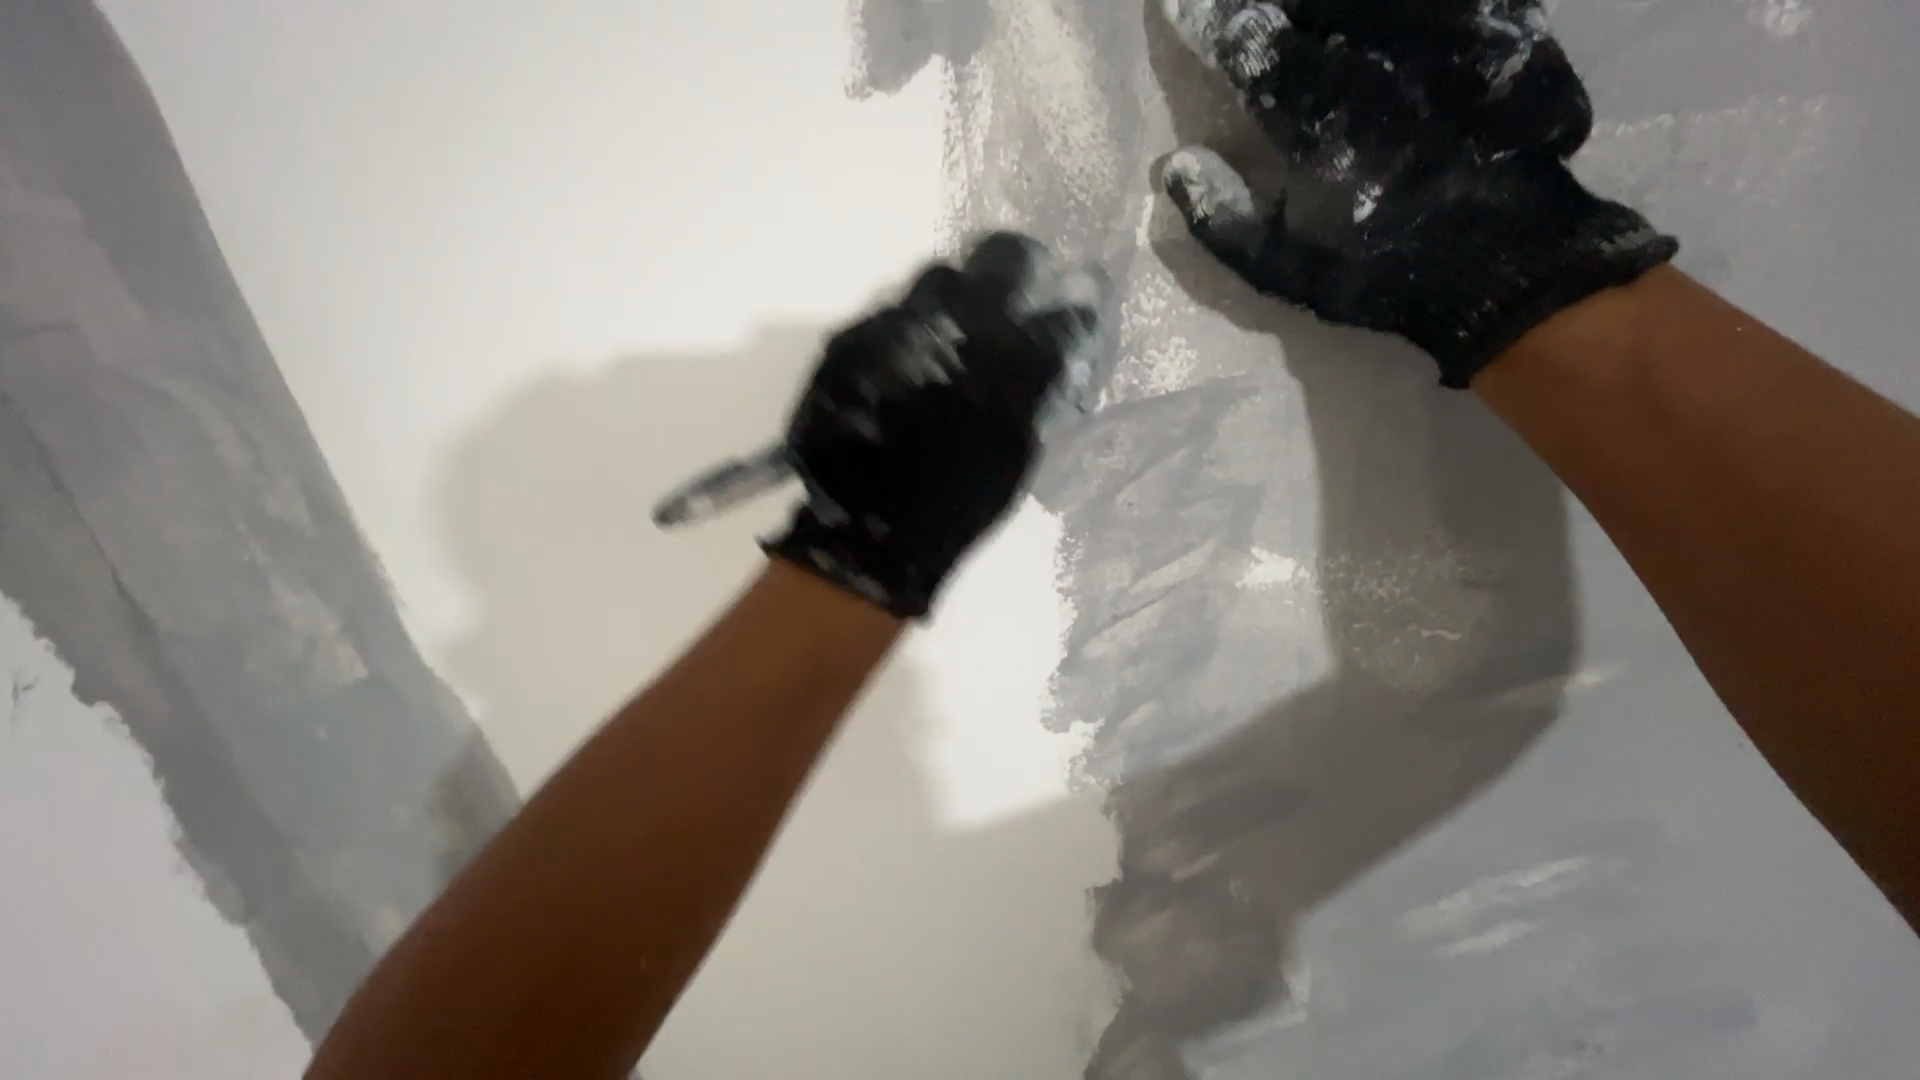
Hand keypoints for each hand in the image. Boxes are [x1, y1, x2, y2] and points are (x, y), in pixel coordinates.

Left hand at [766, 232, 1106, 616]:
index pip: (1070, 308)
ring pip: (940, 274)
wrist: (863, 531)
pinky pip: (890, 310)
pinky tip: (903, 361)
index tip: (1077, 309)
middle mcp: (962, 324)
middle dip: (1020, 267)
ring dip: (956, 296)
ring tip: (951, 332)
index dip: (1080, 304)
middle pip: (1004, 254)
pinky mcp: (853, 335)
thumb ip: (1037, 395)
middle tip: (1018, 292)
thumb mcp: (1017, 455)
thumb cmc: (956, 508)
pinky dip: (906, 329)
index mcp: (1016, 363)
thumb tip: (1051, 360)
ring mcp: (901, 322)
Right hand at [1160, 0, 1677, 386]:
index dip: (1216, 25)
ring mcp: (1442, 47)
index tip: (1182, 5)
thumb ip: (1223, 221)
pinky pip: (1457, 0)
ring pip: (1378, 0)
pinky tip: (1386, 13)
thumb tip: (1174, 166)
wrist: (1502, 269)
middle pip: (1316, 6)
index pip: (1257, 56)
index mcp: (1322, 126)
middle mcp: (1378, 70)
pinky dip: (1419, 5)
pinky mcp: (1496, 38)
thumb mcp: (1286, 271)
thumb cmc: (1380, 273)